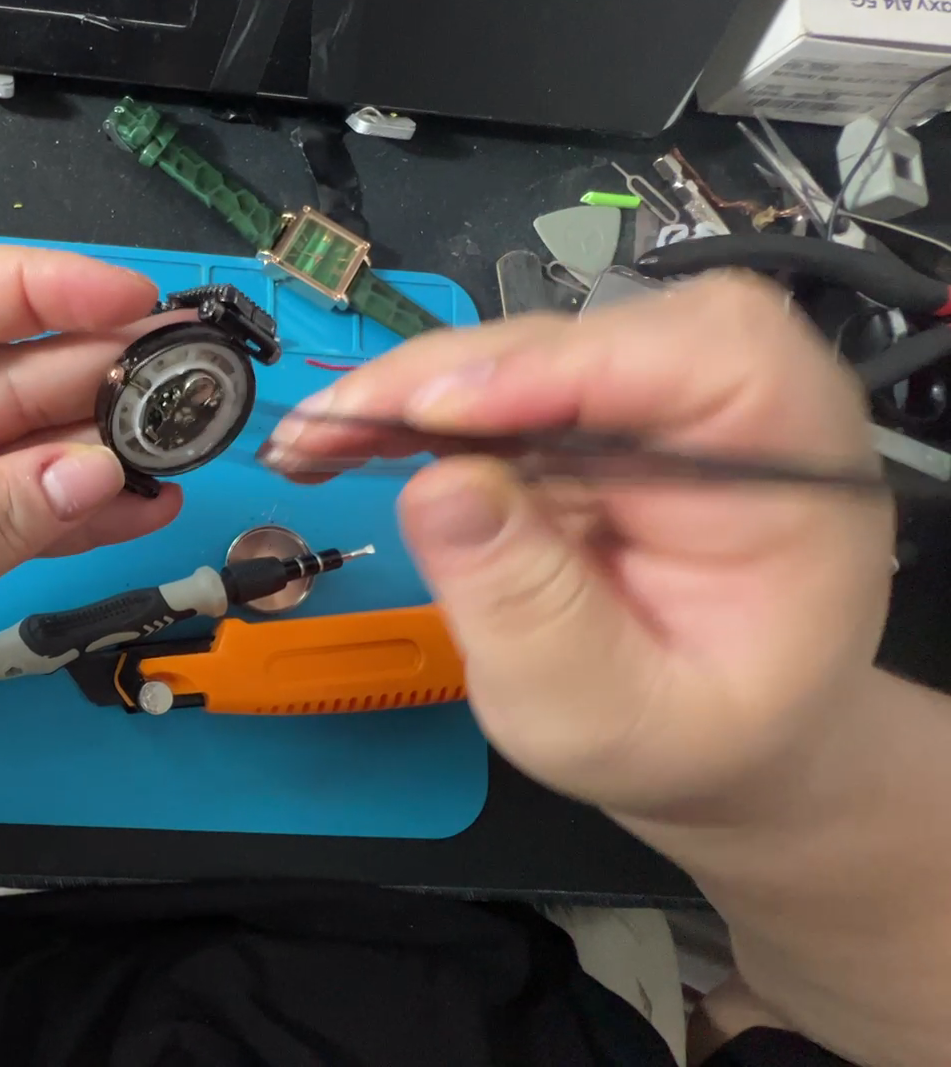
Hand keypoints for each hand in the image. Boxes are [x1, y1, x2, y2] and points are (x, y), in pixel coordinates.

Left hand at [0, 246, 182, 771]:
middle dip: (98, 372)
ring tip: (184, 446)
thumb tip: (99, 470)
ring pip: (34, 444)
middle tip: (190, 380)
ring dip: (106, 447)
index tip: (129, 296)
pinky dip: (85, 513)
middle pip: (12, 372)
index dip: (42, 285)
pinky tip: (145, 508)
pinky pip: (32, 510)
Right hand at [261, 275, 894, 820]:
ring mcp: (623, 425)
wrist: (697, 744)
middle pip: (578, 339)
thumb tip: (434, 488)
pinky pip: (470, 402)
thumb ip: (525, 608)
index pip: (705, 360)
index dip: (564, 365)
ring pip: (506, 360)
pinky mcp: (556, 439)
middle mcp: (707, 425)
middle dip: (437, 378)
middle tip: (325, 430)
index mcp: (779, 483)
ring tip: (304, 444)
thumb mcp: (594, 709)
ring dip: (393, 395)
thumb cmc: (674, 741)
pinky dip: (392, 419)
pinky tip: (331, 446)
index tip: (437, 415)